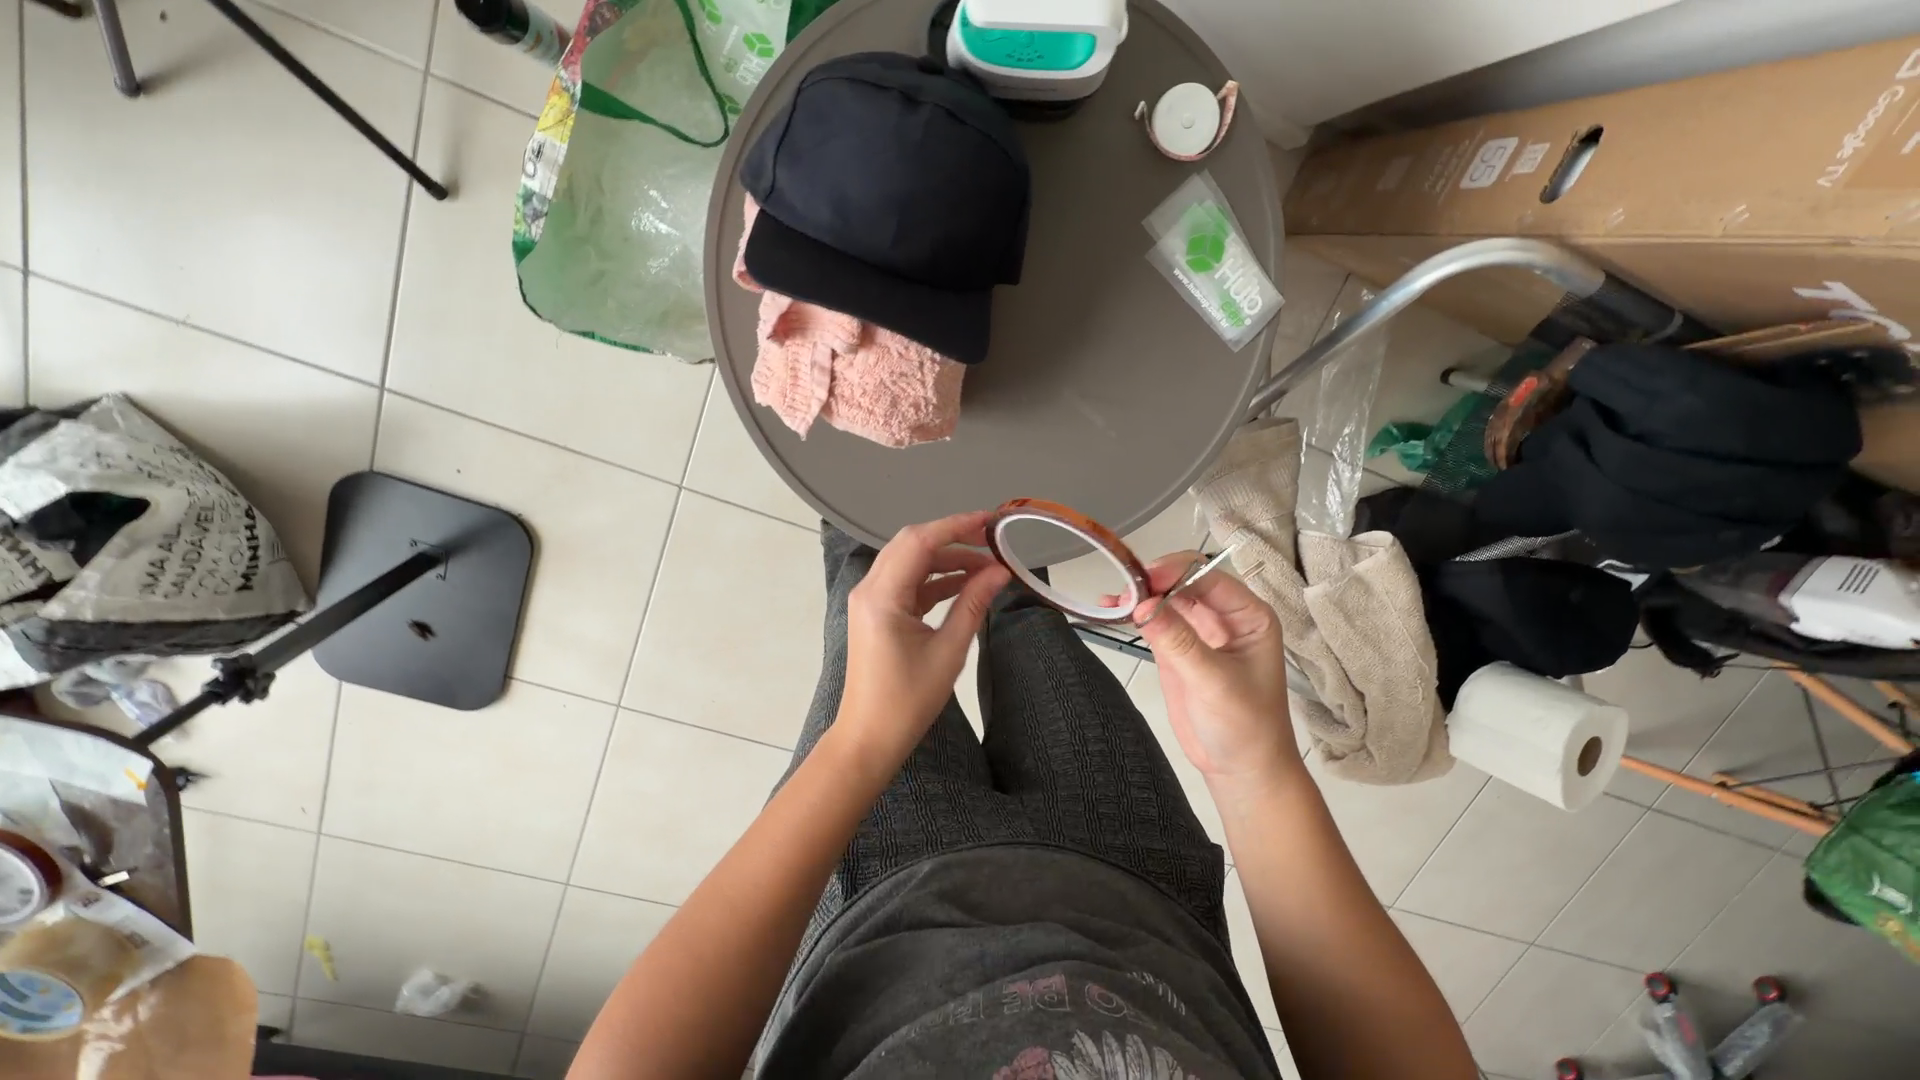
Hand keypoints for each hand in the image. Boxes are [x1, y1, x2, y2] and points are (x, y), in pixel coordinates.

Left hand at [836, 511, 1010, 768]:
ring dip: (946, 560)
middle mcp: (870, 590)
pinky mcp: (877, 614)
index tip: (990, 521)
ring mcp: (870, 601)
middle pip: (912, 544)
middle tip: (991, 540)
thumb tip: (1000, 572)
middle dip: (953, 538)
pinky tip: (966, 585)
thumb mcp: (949, 652)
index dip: (957, 526)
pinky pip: (907, 583)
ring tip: (987, 567)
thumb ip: (973, 604)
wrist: (870, 737)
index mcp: (882, 596)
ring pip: (910, 562)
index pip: (920, 542)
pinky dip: (935, 580)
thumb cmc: (907, 701)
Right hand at [1131, 553, 1298, 782]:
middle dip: (1154, 582)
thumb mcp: (1214, 681)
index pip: (1208, 577)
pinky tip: (1110, 609)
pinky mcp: (1176, 648)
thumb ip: (1179, 641)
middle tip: (1125, 592)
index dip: (1176, 573)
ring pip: (1165, 598)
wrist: (1241, 767)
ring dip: (1139, 595)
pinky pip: (1152, 621)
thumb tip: (1144, 605)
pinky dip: (1132, 614)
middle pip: (1184, 581)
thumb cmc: (1246, 726)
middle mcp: (1224, 616)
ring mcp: (1198, 631)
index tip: (1145, 580)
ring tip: (1113, 601)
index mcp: (1249, 615)